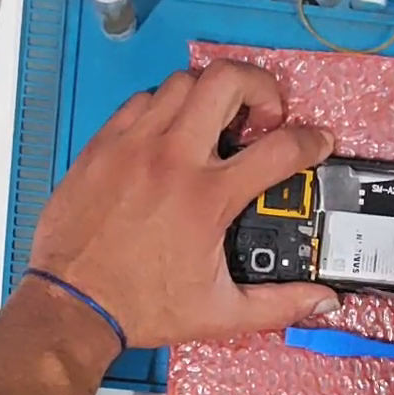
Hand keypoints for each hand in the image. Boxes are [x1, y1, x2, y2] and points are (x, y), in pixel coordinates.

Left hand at [28, 61, 339, 347]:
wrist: (73, 304)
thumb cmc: (140, 306)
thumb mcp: (220, 313)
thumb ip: (278, 304)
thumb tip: (320, 301)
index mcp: (207, 198)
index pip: (280, 148)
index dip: (312, 140)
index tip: (316, 143)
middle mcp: (172, 160)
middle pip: (228, 81)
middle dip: (260, 87)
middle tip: (263, 115)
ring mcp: (133, 146)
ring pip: (182, 82)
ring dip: (209, 95)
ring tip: (215, 123)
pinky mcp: (103, 146)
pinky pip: (140, 101)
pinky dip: (163, 107)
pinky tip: (168, 135)